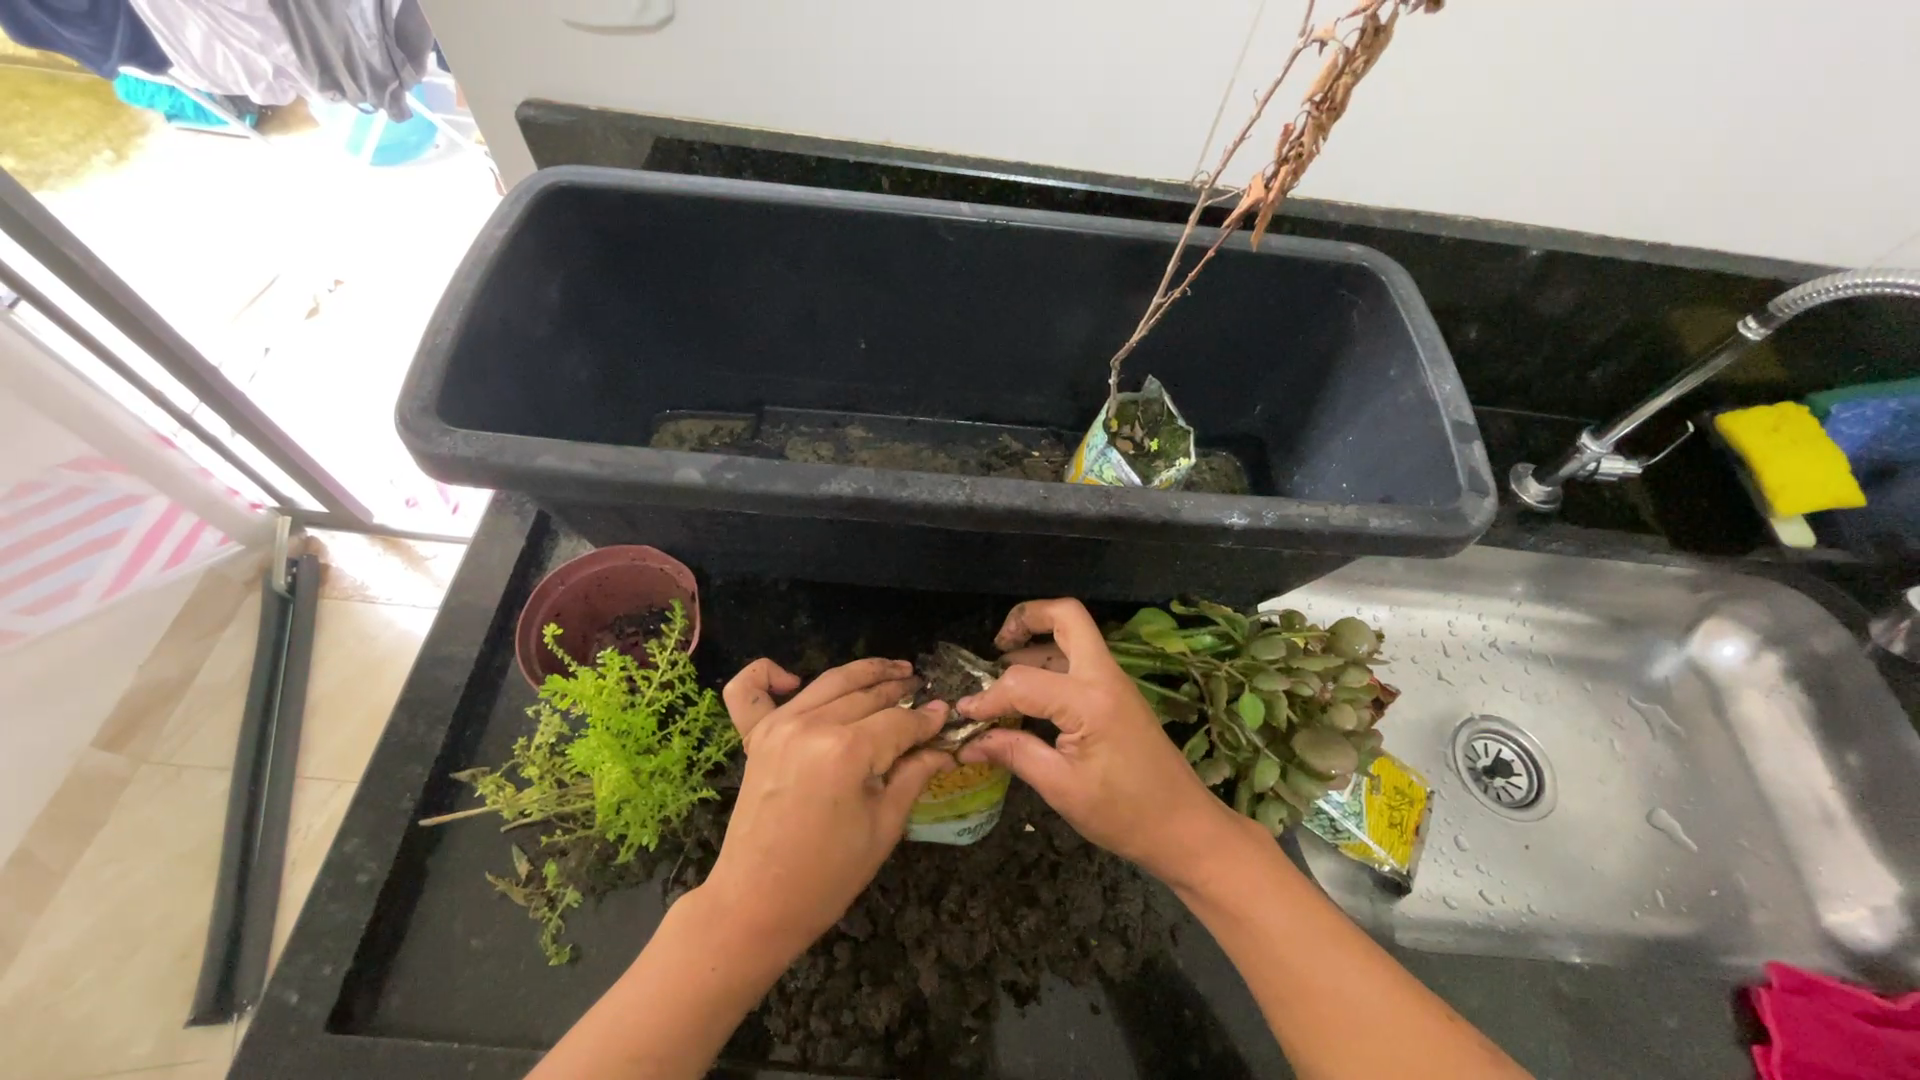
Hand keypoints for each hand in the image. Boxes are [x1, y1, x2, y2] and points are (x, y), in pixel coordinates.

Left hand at [701, 657, 953, 953]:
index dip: (927, 720)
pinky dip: (768, 673)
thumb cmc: (829, 876)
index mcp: (847, 750)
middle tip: (924, 692)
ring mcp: (779, 726)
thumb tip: (943, 745)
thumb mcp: (885, 826)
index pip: (900, 722)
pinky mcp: (755, 736)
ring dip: (864, 673)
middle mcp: (812, 725)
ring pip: (830, 682)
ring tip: (894, 672)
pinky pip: (750, 690)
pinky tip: (794, 678)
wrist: (757, 904)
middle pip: (868, 695)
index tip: (947, 717)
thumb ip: (914, 775)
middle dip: (902, 692)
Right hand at [957, 599, 1258, 885]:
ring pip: (1074, 637)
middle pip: (1067, 616)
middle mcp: (1104, 677)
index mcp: (1089, 700)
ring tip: (1001, 674)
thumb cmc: (1124, 813)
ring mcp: (1115, 684)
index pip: (1022, 682)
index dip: (988, 697)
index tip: (964, 715)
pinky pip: (1080, 663)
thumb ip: (1015, 753)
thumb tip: (969, 742)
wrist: (1185, 828)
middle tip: (997, 646)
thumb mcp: (1061, 788)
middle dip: (1027, 618)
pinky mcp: (1118, 697)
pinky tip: (1028, 698)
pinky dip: (1051, 666)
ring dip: (1038, 643)